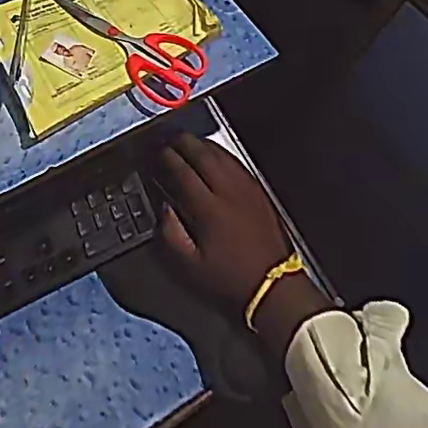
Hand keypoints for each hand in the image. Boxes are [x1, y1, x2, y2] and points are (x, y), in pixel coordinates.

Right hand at [153, 133, 331, 360]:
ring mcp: (246, 189)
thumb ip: (170, 233)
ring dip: (199, 143)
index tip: (153, 155)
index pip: (181, 170)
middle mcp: (228, 193)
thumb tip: (162, 208)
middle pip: (200, 153)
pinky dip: (219, 152)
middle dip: (180, 142)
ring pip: (219, 153)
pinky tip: (211, 152)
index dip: (164, 158)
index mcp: (208, 210)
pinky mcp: (258, 191)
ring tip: (185, 141)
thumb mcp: (190, 266)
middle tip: (166, 140)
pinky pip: (235, 161)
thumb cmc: (231, 279)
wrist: (274, 288)